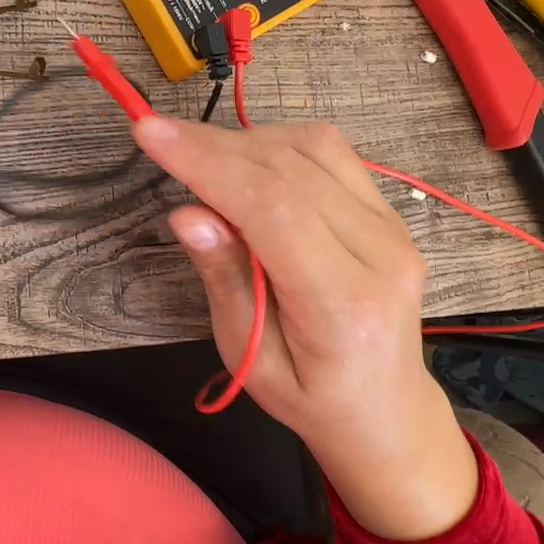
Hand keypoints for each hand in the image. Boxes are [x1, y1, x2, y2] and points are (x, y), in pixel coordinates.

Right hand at [132, 116, 477, 540]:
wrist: (387, 409)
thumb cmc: (311, 397)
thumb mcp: (251, 360)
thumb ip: (225, 282)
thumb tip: (187, 214)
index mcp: (344, 305)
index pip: (272, 209)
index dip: (207, 163)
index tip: (149, 133)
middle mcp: (381, 254)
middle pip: (288, 169)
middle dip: (212, 145)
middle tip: (157, 136)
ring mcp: (393, 227)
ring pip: (310, 148)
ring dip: (242, 141)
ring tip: (195, 156)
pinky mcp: (389, 211)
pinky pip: (328, 153)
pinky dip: (274, 144)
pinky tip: (243, 163)